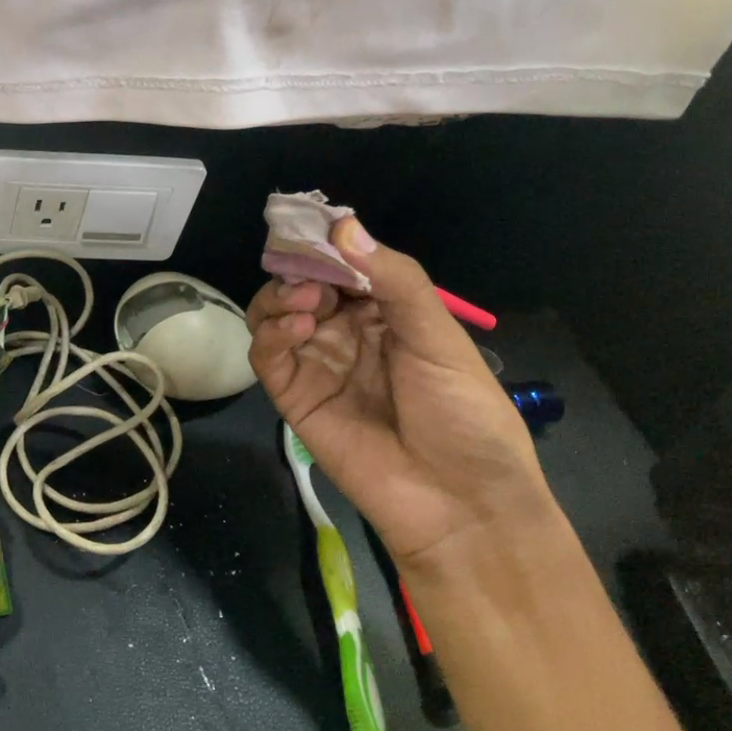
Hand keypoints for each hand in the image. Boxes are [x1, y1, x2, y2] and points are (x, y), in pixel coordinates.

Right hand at [245, 216, 556, 570]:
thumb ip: (394, 280)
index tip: (310, 228)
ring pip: (274, 314)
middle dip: (300, 271)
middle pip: (302, 285)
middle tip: (311, 278)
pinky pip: (266, 355)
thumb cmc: (465, 416)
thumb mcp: (440, 338)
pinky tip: (296, 328)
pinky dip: (270, 333)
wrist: (460, 505)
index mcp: (387, 315)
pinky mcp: (293, 396)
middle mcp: (346, 333)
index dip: (325, 247)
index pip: (343, 266)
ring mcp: (317, 364)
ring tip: (304, 303)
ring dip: (280, 297)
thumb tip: (343, 225)